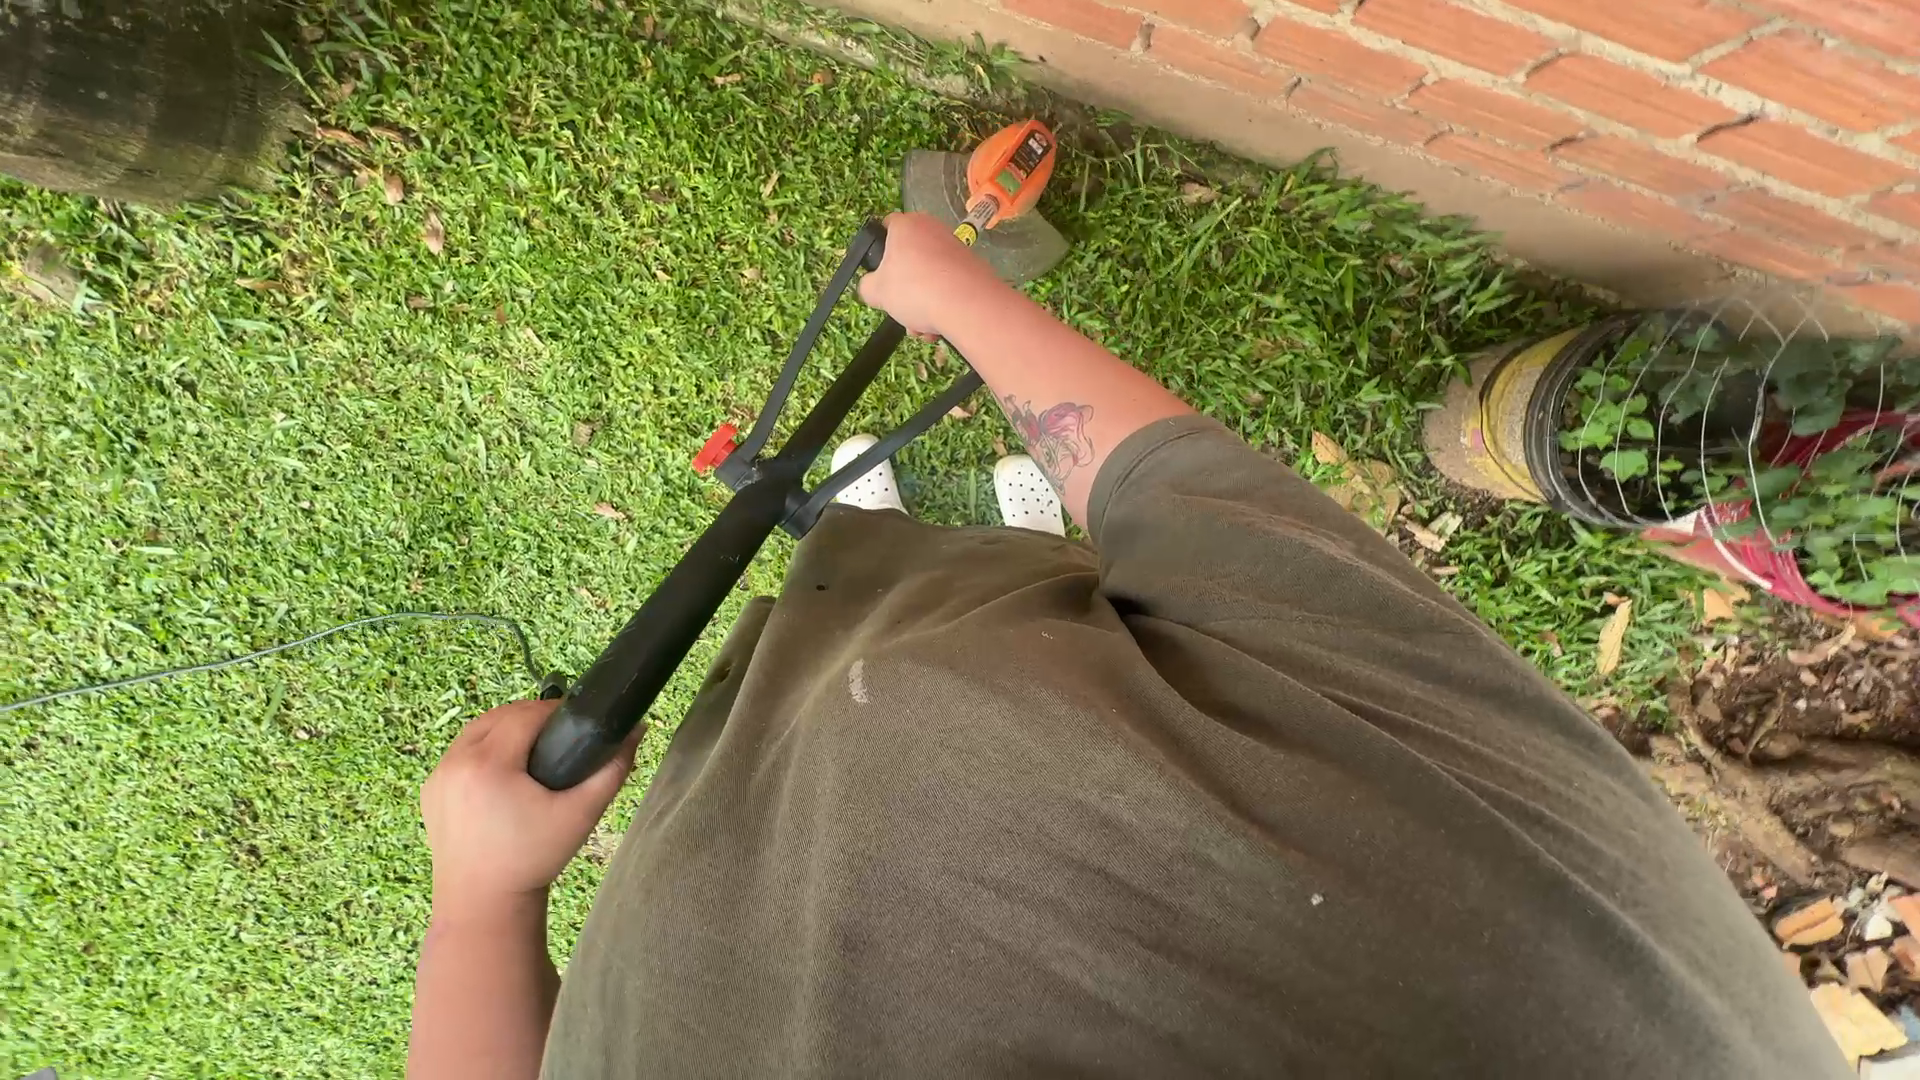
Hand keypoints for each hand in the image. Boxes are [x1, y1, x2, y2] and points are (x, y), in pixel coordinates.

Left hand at [421, 698, 635, 914]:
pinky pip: (462, 750)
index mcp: (487, 764)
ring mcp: (437, 776)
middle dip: (533, 716)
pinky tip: (509, 765)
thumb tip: (638, 728)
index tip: (579, 723)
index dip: (556, 711)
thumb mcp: (583, 812)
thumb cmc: (535, 856)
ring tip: (539, 746)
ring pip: (478, 729)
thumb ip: (615, 767)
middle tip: (564, 734)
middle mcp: (455, 763)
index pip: (525, 714)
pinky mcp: (430, 790)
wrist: (483, 903)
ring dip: (508, 727)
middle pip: (500, 715)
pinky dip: (487, 746)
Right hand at [858, 212, 1001, 337]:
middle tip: (902, 310)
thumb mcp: (877, 292)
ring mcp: (955, 247)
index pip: (886, 226)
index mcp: (906, 225)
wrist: (967, 304)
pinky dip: (943, 305)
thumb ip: (867, 287)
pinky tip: (939, 327)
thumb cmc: (914, 289)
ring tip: (922, 328)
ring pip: (930, 277)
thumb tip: (871, 286)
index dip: (879, 248)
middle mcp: (932, 229)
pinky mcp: (972, 266)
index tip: (880, 271)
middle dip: (904, 291)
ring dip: (923, 305)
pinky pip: (949, 285)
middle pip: (910, 258)